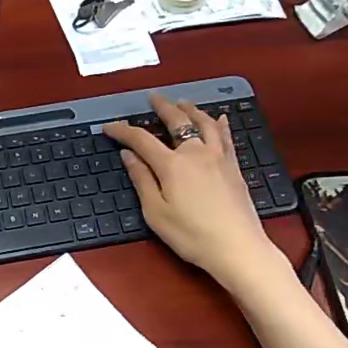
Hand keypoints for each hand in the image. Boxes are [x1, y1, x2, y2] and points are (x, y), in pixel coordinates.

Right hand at [103, 95, 281, 286]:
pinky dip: (220, 124)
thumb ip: (142, 180)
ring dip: (190, 109)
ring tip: (182, 102)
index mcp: (172, 165)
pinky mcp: (234, 167)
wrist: (237, 248)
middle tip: (152, 99)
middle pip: (176, 121)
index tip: (110, 127)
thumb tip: (129, 156)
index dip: (123, 131)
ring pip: (204, 123)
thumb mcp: (156, 212)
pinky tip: (220, 118)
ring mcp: (219, 158)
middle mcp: (196, 154)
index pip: (141, 139)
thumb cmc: (193, 236)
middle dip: (161, 107)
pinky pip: (226, 137)